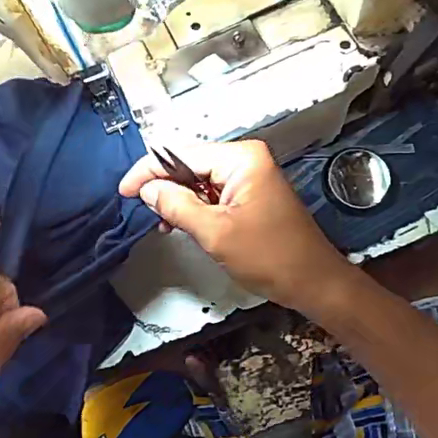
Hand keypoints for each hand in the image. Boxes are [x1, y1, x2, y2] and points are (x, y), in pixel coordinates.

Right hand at [119, 140, 358, 313]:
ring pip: (198, 181)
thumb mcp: (215, 232)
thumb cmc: (271, 256)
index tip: (125, 190)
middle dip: (163, 185)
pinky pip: (212, 194)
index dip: (149, 171)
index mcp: (241, 158)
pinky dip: (194, 208)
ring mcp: (249, 177)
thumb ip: (177, 206)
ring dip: (177, 199)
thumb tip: (148, 189)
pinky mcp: (249, 196)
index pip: (182, 154)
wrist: (312, 282)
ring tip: (161, 221)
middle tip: (139, 206)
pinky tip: (180, 223)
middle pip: (190, 164)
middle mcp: (245, 160)